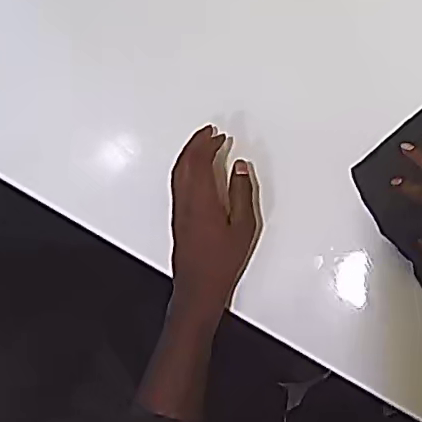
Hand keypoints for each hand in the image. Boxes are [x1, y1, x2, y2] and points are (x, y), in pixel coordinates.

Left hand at [168, 125, 258, 318]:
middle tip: (208, 132)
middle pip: (184, 163)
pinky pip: (178, 182)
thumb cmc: (221, 262)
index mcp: (202, 200)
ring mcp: (179, 210)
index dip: (207, 144)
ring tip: (202, 144)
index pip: (199, 162)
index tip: (217, 134)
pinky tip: (195, 169)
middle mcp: (185, 202)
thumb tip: (240, 168)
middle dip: (195, 143)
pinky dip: (186, 167)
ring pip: (178, 172)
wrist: (198, 289)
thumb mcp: (244, 226)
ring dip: (189, 154)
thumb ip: (241, 192)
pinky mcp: (178, 218)